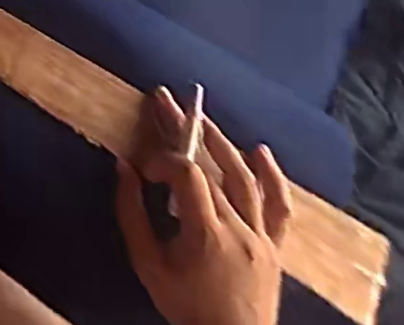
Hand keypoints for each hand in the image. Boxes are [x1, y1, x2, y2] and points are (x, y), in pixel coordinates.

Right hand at [116, 87, 290, 324]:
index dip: (161, 160)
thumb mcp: (147, 262)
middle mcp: (240, 229)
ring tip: (201, 117)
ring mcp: (263, 238)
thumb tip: (123, 167)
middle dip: (183, 131)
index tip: (142, 170)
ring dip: (220, 143)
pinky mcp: (275, 248)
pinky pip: (280, 209)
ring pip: (245, 180)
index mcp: (208, 232)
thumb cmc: (185, 305)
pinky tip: (261, 151)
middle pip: (212, 168)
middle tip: (162, 99)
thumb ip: (132, 212)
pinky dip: (272, 177)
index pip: (187, 175)